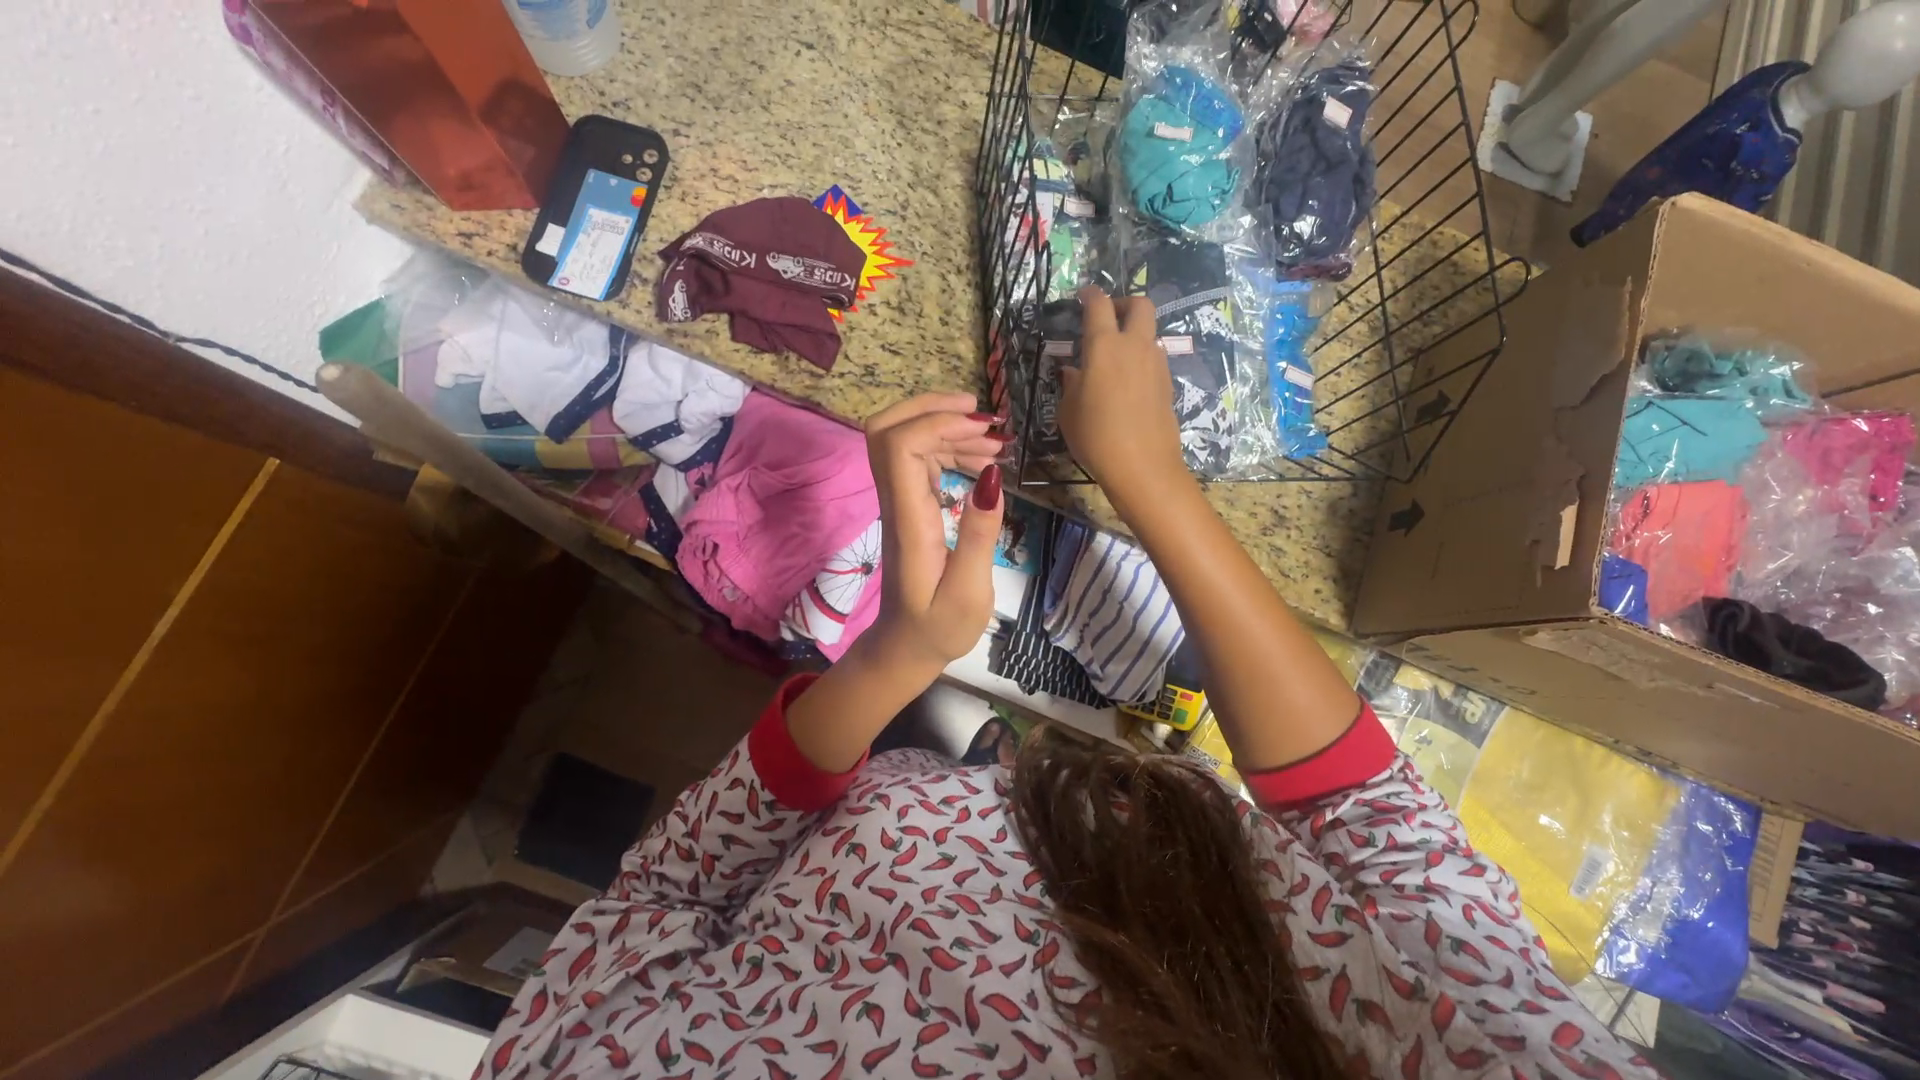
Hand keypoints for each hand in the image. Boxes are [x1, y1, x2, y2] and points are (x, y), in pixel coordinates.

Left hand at [865, 393, 1009, 670]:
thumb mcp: (969, 591)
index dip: (938, 424)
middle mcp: (897, 502)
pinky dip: (950, 448)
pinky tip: (984, 462)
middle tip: (983, 416)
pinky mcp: (910, 506)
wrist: (907, 648)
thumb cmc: (939, 627)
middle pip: (886, 430)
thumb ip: (979, 534)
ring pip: (903, 440)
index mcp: (909, 521)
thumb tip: (993, 476)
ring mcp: (900, 502)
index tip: (984, 434)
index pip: (899, 447)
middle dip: (932, 408)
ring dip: (947, 428)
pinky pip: (920, 459)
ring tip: (997, 444)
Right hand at [1060, 287, 1188, 503]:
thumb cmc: (1095, 437)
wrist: (1142, 467)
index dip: (1089, 295)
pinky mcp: (1167, 384)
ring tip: (1116, 358)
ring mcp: (1156, 364)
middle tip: (1108, 317)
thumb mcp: (1068, 412)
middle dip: (1124, 304)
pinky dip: (1142, 361)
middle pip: (1140, 305)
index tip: (1082, 297)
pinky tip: (1128, 384)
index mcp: (1104, 346)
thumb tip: (1074, 371)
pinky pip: (1154, 360)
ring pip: (1150, 334)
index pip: (1098, 305)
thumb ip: (1071, 385)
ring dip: (1135, 335)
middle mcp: (1134, 346)